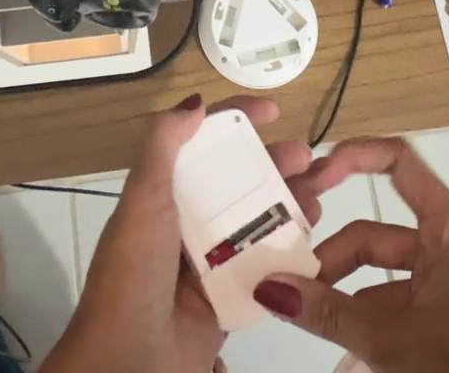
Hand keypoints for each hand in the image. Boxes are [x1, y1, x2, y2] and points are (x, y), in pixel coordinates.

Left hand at [42, 94, 317, 372]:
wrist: (130, 361)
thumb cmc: (133, 273)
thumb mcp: (141, 200)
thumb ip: (162, 145)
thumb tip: (196, 102)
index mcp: (164, 191)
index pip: (203, 142)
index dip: (235, 118)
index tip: (272, 110)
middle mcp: (188, 218)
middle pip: (239, 178)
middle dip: (275, 162)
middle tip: (310, 158)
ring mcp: (210, 257)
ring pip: (257, 218)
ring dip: (289, 201)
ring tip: (318, 195)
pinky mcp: (229, 294)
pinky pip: (265, 263)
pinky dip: (289, 248)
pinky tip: (313, 238)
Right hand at [252, 137, 448, 372]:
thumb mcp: (390, 339)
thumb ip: (327, 311)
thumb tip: (269, 286)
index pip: (400, 163)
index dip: (356, 155)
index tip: (314, 174)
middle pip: (374, 231)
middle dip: (331, 256)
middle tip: (291, 279)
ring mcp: (448, 286)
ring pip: (379, 273)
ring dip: (342, 291)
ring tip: (305, 312)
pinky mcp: (446, 321)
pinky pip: (392, 304)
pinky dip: (361, 317)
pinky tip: (334, 340)